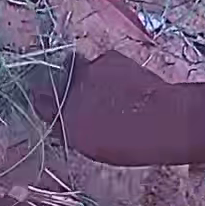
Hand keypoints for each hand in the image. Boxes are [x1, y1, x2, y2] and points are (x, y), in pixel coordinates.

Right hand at [30, 51, 188, 165]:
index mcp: (62, 118)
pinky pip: (101, 62)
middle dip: (62, 86)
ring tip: (105, 87)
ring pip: (76, 67)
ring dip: (84, 75)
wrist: (163, 120)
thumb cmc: (131, 143)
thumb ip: (73, 130)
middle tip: (80, 95)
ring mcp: (87, 73)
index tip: (53, 105)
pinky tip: (124, 80)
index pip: (40, 104)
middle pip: (55, 82)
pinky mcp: (108, 58)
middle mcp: (68, 92)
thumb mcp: (92, 147)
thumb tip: (66, 122)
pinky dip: (109, 69)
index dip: (47, 103)